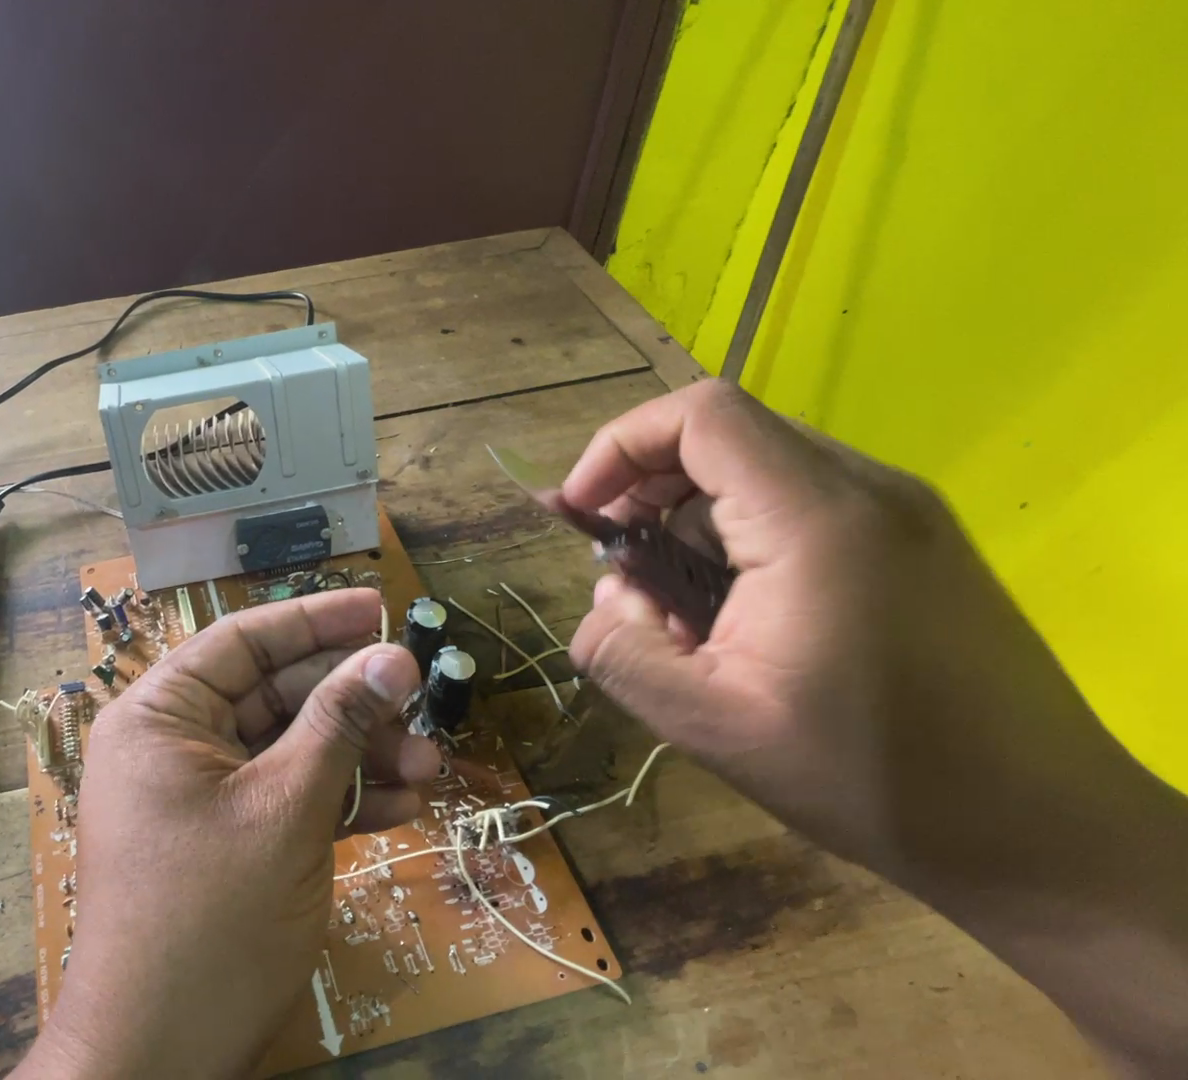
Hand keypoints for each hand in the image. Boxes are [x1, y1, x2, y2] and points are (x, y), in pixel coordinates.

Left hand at [15, 589, 440, 1079]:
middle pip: (274, 694)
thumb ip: (337, 725)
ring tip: (430, 763)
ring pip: (290, 748)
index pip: (242, 640)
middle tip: (420, 697)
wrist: (163, 1051)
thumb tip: (392, 656)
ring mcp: (204, 793)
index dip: (313, 619)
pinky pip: (288, 795)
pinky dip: (340, 797)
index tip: (379, 607)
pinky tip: (402, 802)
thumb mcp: (284, 807)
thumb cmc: (212, 915)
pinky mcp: (230, 837)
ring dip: (359, 754)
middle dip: (351, 701)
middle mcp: (176, 743)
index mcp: (161, 715)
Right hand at [556, 379, 1187, 1074]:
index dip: (618, 447)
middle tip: (620, 569)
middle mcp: (867, 491)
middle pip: (724, 436)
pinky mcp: (914, 543)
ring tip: (675, 607)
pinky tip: (734, 614)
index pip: (698, 416)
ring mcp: (902, 513)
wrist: (1041, 833)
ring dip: (689, 520)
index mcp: (816, 520)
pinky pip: (798, 503)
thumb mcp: (710, 725)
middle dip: (645, 488)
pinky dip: (738, 538)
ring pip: (758, 470)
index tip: (580, 514)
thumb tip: (606, 604)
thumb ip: (621, 652)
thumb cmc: (871, 777)